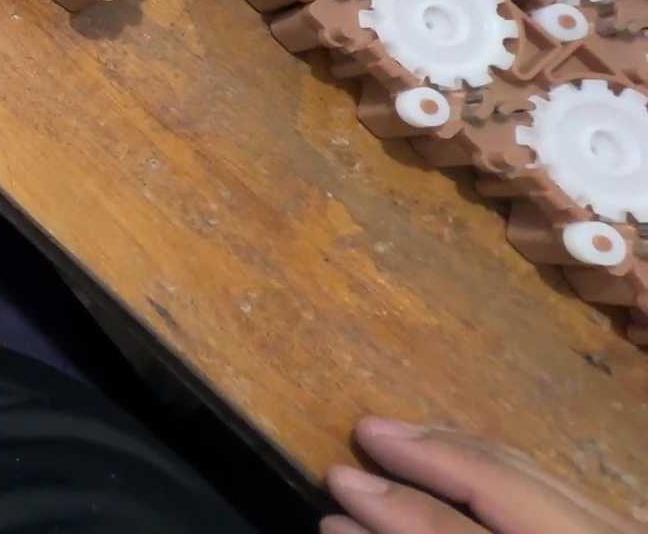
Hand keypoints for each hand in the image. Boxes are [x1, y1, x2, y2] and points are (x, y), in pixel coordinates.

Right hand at [323, 418, 642, 533]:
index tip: (336, 479)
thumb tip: (337, 524)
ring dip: (452, 446)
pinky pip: (551, 477)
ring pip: (529, 470)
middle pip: (506, 488)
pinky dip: (491, 457)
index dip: (400, 509)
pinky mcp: (624, 532)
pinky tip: (451, 446)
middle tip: (362, 431)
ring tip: (395, 431)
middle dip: (428, 456)